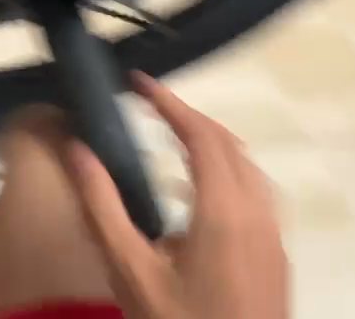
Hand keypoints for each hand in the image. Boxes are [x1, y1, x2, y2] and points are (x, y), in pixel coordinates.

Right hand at [65, 73, 288, 318]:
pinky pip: (256, 194)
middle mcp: (256, 216)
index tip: (136, 83)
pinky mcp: (276, 261)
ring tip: (171, 136)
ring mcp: (273, 240)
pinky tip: (195, 194)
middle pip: (228, 144)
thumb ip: (102, 205)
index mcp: (222, 212)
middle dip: (188, 115)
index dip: (168, 101)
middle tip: (148, 104)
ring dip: (211, 142)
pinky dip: (226, 171)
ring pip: (247, 168)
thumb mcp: (129, 271)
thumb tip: (77, 149)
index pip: (200, 134)